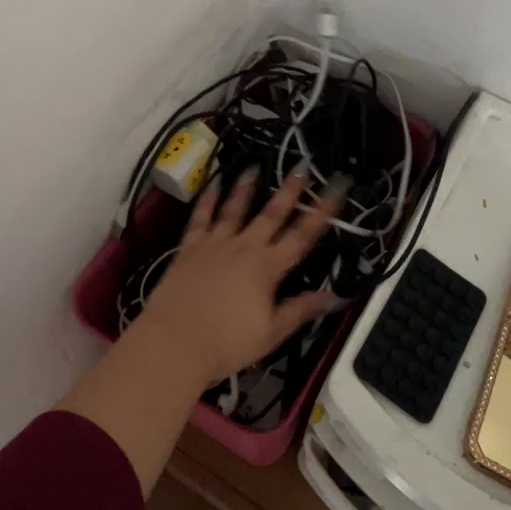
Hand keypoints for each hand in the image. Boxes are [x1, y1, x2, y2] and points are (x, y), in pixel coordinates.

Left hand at [133, 167, 345, 384]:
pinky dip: (208, 199)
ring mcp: (215, 244)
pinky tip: (212, 184)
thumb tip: (336, 296)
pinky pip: (201, 218)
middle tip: (300, 167)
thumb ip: (301, 310)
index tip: (334, 190)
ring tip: (254, 166)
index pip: (301, 237)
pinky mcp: (189, 248)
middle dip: (288, 191)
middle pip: (270, 215)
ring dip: (246, 188)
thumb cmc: (226, 343)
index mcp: (267, 268)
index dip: (320, 213)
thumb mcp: (271, 333)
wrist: (174, 342)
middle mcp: (244, 247)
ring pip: (234, 209)